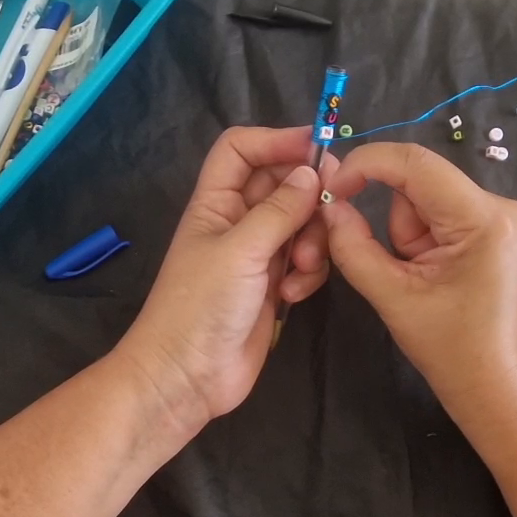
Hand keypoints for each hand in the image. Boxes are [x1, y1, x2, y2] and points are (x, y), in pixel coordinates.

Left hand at [113, 126, 333, 429]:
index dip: (276, 140)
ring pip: (300, 224)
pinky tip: (293, 296)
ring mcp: (256, 255)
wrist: (188, 376)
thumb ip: (279, 210)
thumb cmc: (201, 306)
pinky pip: (304, 261)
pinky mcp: (273, 286)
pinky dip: (307, 273)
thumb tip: (309, 172)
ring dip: (311, 241)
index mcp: (216, 202)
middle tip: (329, 212)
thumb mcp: (240, 250)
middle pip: (281, 184)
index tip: (318, 147)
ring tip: (301, 267)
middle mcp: (237, 222)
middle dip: (307, 197)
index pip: (241, 149)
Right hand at [321, 142, 516, 424]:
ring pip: (424, 200)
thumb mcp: (391, 296)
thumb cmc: (446, 347)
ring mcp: (500, 216)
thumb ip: (353, 246)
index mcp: (483, 218)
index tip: (331, 189)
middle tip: (394, 268)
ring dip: (406, 234)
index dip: (366, 165)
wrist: (489, 382)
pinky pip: (438, 215)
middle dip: (394, 222)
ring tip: (418, 280)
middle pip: (419, 182)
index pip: (416, 163)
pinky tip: (430, 275)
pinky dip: (420, 239)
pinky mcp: (493, 229)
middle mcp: (500, 204)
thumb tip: (328, 206)